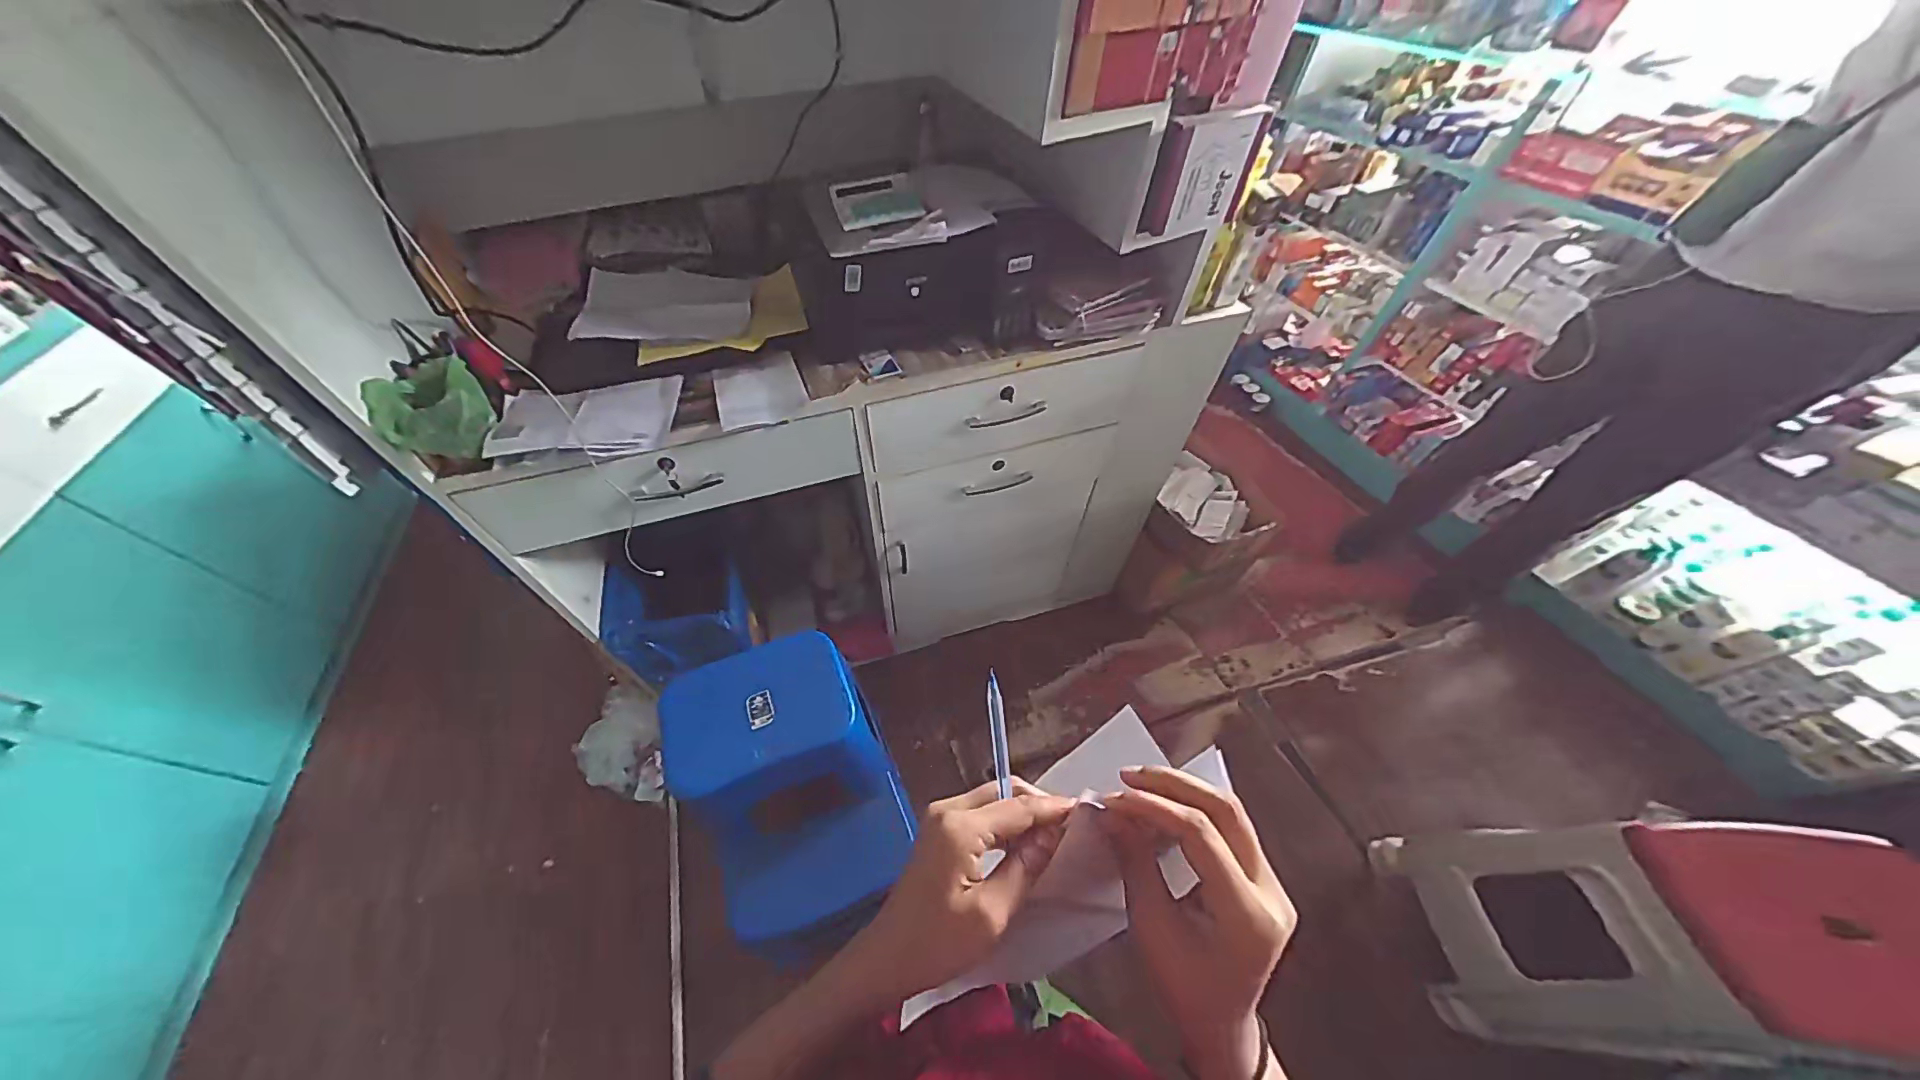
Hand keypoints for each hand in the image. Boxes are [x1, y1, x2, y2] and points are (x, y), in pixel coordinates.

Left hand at [838, 778, 1074, 1002]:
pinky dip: (1005, 821)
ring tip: (1054, 834)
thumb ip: (1025, 867)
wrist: (886, 959)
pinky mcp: (938, 830)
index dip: (1053, 809)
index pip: (1018, 807)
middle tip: (1071, 825)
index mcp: (960, 826)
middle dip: (1038, 804)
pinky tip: (1023, 842)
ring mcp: (939, 817)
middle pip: (1004, 791)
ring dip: (1022, 811)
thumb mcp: (992, 913)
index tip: (1086, 811)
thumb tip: (1053, 834)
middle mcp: (948, 809)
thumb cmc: (938, 943)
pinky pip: (980, 812)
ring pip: (993, 798)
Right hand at [1102, 766, 1295, 1079]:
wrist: (1222, 1022)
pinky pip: (1232, 828)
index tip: (1116, 799)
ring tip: (1142, 782)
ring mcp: (1273, 882)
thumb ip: (1136, 862)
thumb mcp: (1152, 926)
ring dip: (1185, 790)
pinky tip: (1165, 802)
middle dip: (1174, 785)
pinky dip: (1195, 808)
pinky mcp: (1264, 877)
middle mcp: (1271, 891)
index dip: (1155, 808)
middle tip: (1130, 775)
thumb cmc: (1184, 986)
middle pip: (1227, 811)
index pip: (1201, 835)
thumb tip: (1113, 813)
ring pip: (1233, 813)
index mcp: (1247, 913)